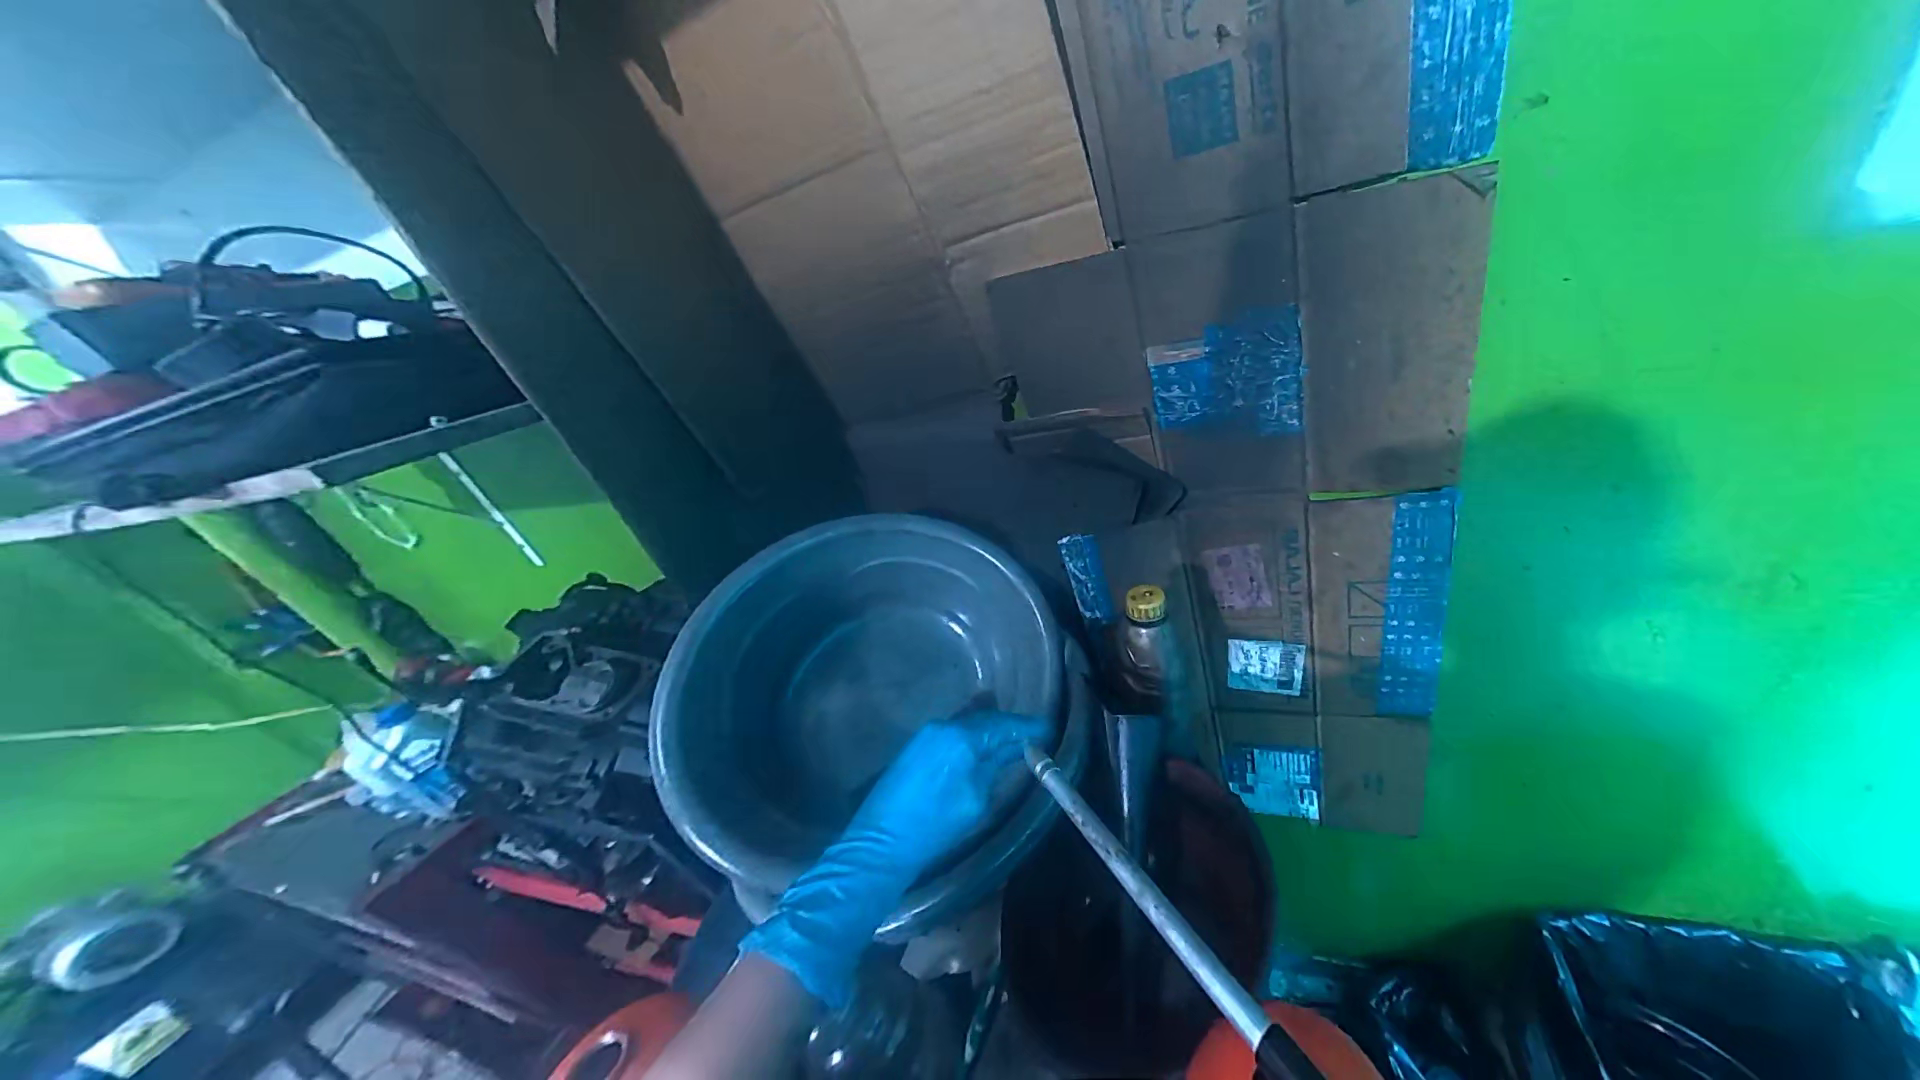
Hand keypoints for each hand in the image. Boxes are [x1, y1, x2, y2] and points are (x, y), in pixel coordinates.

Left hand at [737, 709, 1047, 1006]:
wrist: (881, 842)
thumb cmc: (934, 825)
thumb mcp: (976, 799)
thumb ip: (995, 767)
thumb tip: (1012, 749)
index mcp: (959, 737)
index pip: (1000, 723)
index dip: (1026, 727)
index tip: (1047, 729)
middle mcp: (941, 727)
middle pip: (983, 719)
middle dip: (1008, 727)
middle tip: (1033, 734)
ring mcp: (925, 735)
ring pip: (966, 725)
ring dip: (989, 731)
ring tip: (1012, 740)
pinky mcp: (915, 747)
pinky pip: (951, 734)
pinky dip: (971, 738)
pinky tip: (982, 747)